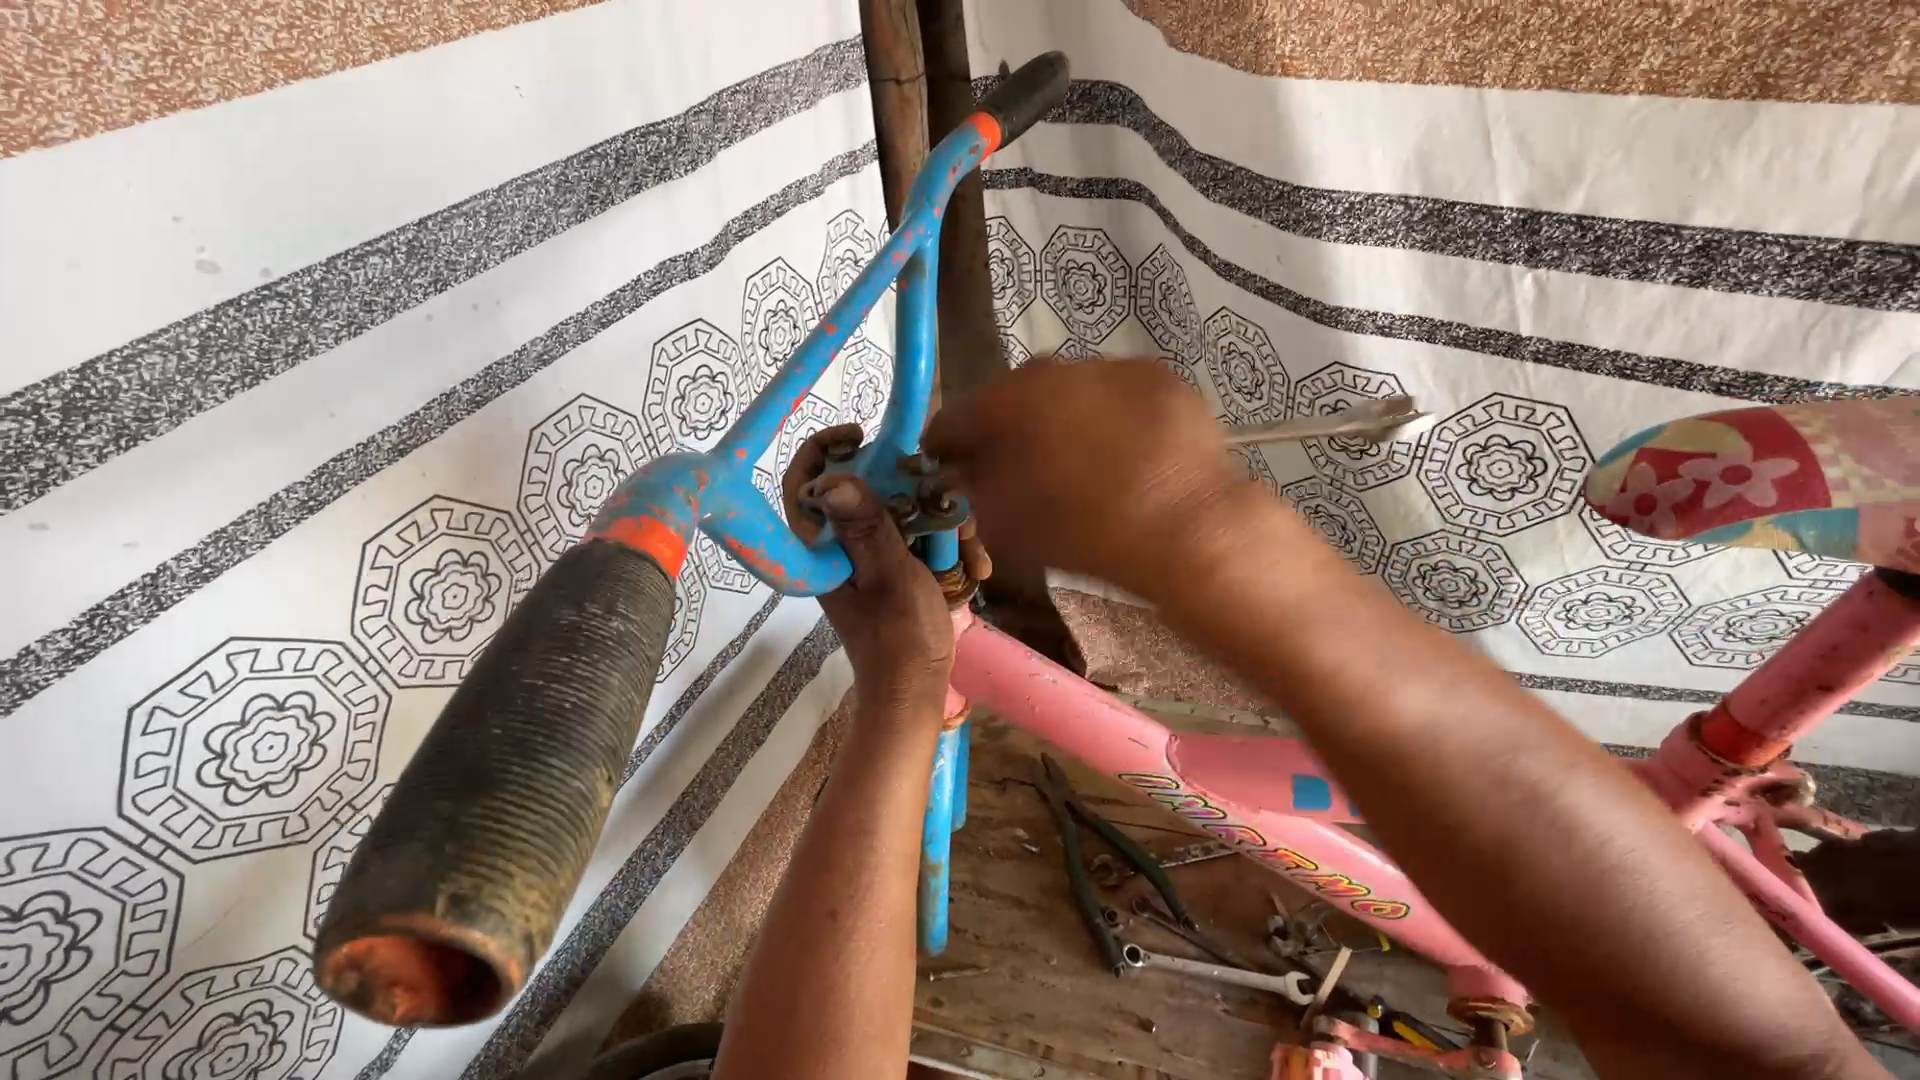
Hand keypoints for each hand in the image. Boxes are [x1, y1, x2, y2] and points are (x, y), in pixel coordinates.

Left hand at [783, 425, 953, 709]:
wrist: (916, 688)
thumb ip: (867, 527)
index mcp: (824, 544)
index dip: (824, 448)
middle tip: (949, 503)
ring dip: (946, 524)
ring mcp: (874, 552)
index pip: (805, 481)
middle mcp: (844, 542)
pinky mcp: (899, 563)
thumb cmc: (898, 636)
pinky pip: (925, 534)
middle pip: (871, 486)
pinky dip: (952, 546)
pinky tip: (976, 568)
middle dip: (917, 492)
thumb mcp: (887, 576)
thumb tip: (835, 477)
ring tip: (973, 555)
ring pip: (907, 508)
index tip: (863, 435)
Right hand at [924, 359, 1251, 599]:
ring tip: (1071, 455)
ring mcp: (1112, 367)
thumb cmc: (1092, 537)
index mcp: (1012, 404)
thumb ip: (977, 490)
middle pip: (1013, 394)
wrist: (1193, 532)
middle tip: (1009, 462)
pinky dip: (1106, 413)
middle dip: (1005, 425)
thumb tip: (962, 473)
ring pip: (1067, 388)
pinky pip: (1114, 391)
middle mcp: (1057, 370)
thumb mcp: (1015, 527)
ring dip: (1057, 415)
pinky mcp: (1158, 377)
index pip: (959, 414)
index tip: (946, 461)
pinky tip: (1120, 448)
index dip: (947, 441)